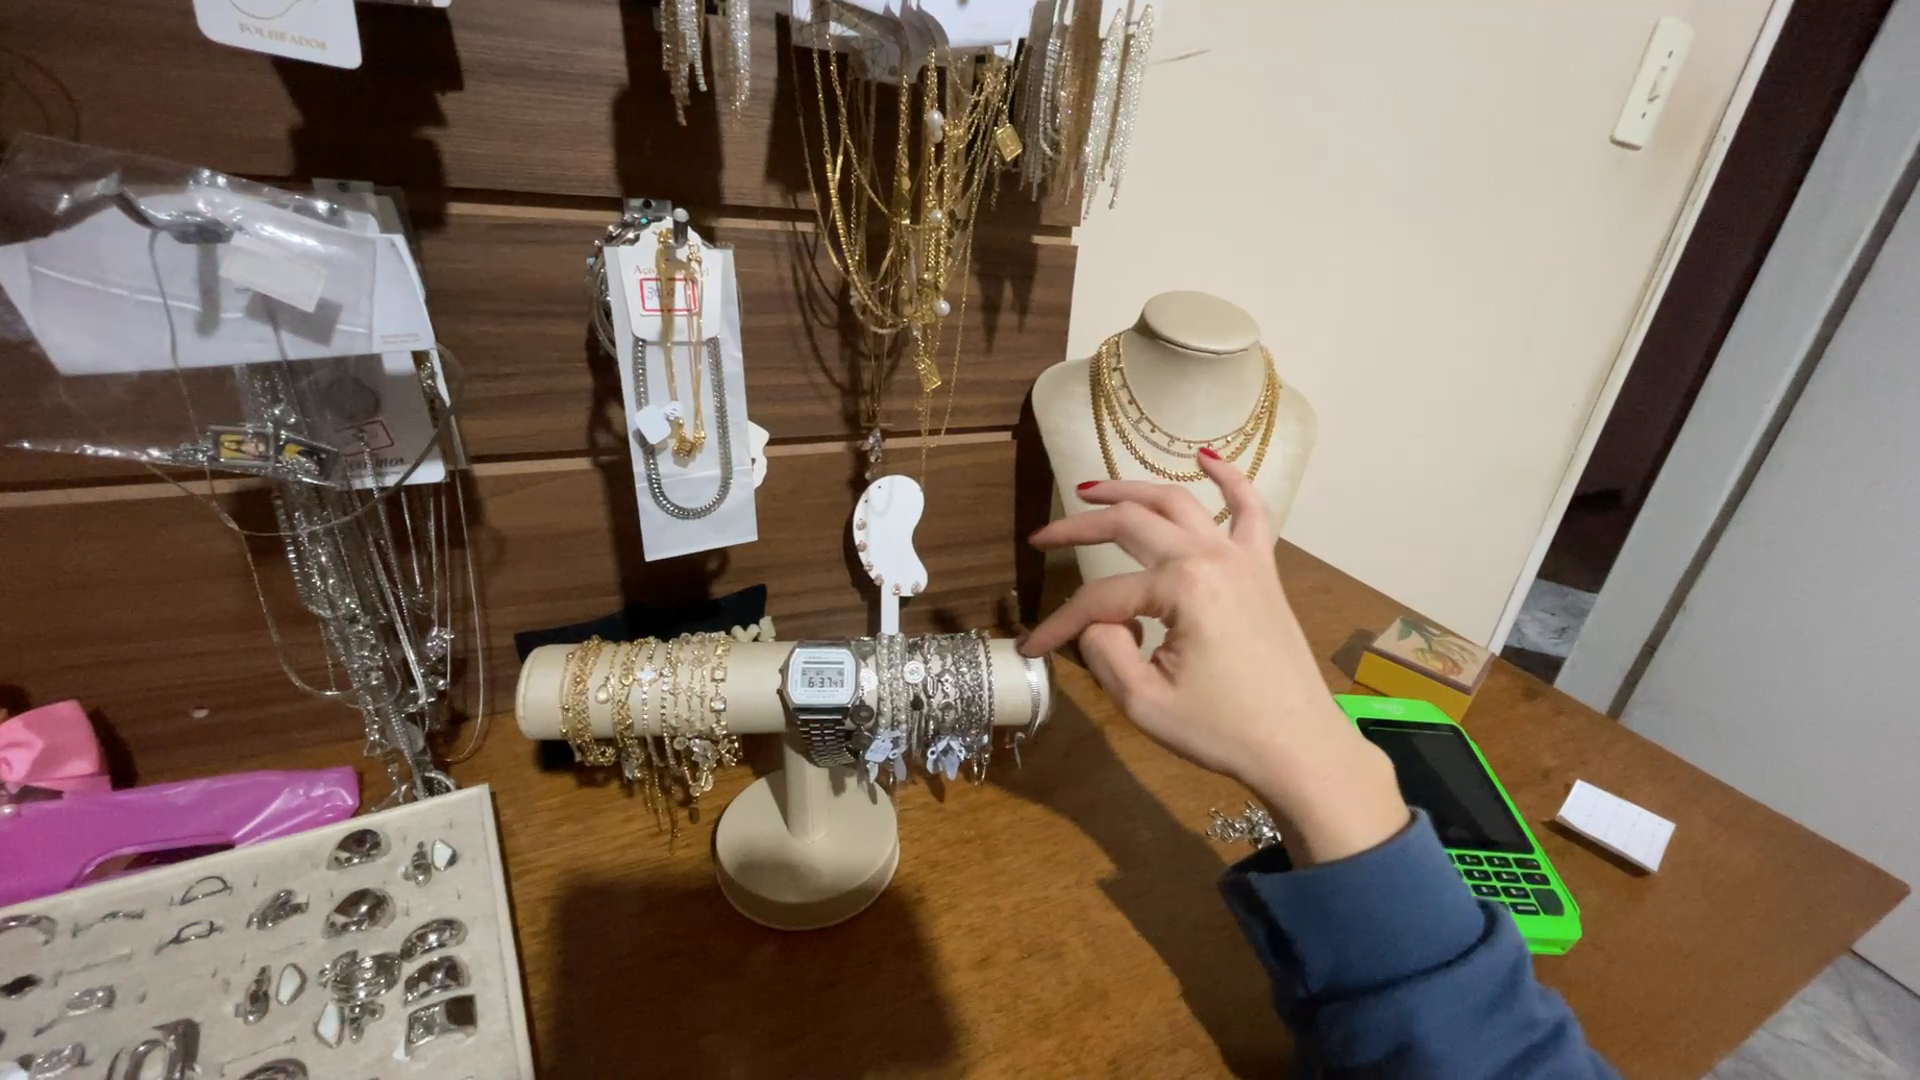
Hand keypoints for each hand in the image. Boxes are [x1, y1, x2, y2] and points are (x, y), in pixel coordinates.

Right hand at [1020, 452, 1408, 864]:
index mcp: (1181, 587)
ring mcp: (1242, 557)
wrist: (1300, 748)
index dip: (1059, 622)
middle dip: (1079, 527)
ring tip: (1091, 489)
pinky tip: (1206, 458)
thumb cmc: (1222, 731)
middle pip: (1131, 524)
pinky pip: (1251, 510)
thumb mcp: (1144, 702)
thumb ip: (1103, 651)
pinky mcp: (1262, 569)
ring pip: (1178, 502)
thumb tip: (1093, 622)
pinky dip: (1229, 479)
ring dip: (1131, 489)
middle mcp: (1210, 556)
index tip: (1032, 647)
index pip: (1100, 596)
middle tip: (1042, 537)